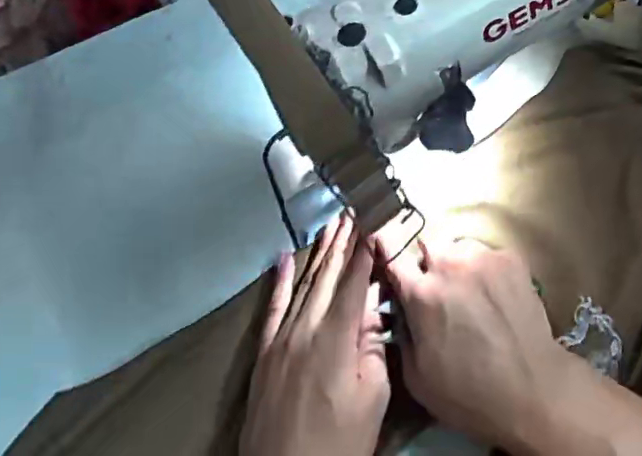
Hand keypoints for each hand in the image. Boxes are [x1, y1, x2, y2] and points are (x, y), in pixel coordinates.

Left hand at [241, 213, 389, 455]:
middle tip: (355, 209)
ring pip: (305, 284)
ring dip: (321, 252)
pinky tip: (285, 257)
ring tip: (333, 224)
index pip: (356, 277)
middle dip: (345, 239)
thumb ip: (372, 344)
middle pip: (330, 274)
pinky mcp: (265, 356)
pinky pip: (274, 308)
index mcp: (337, 335)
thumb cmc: (340, 442)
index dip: (367, 244)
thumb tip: (369, 310)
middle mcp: (306, 328)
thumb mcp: (373, 394)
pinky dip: (281, 281)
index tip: (376, 216)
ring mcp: (282, 340)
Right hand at [376, 237, 580, 451]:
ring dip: (458, 265)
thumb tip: (401, 309)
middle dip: (427, 261)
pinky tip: (495, 296)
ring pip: (460, 248)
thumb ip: (403, 332)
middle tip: (438, 288)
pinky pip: (488, 255)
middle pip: (429, 244)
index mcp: (422, 293)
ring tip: (471, 294)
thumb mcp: (416, 375)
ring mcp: (484, 257)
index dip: (385, 248)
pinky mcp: (511, 257)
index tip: (381, 244)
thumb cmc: (466, 391)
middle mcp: (451, 264)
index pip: (392, 254)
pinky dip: (486, 270)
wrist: (528, 385)